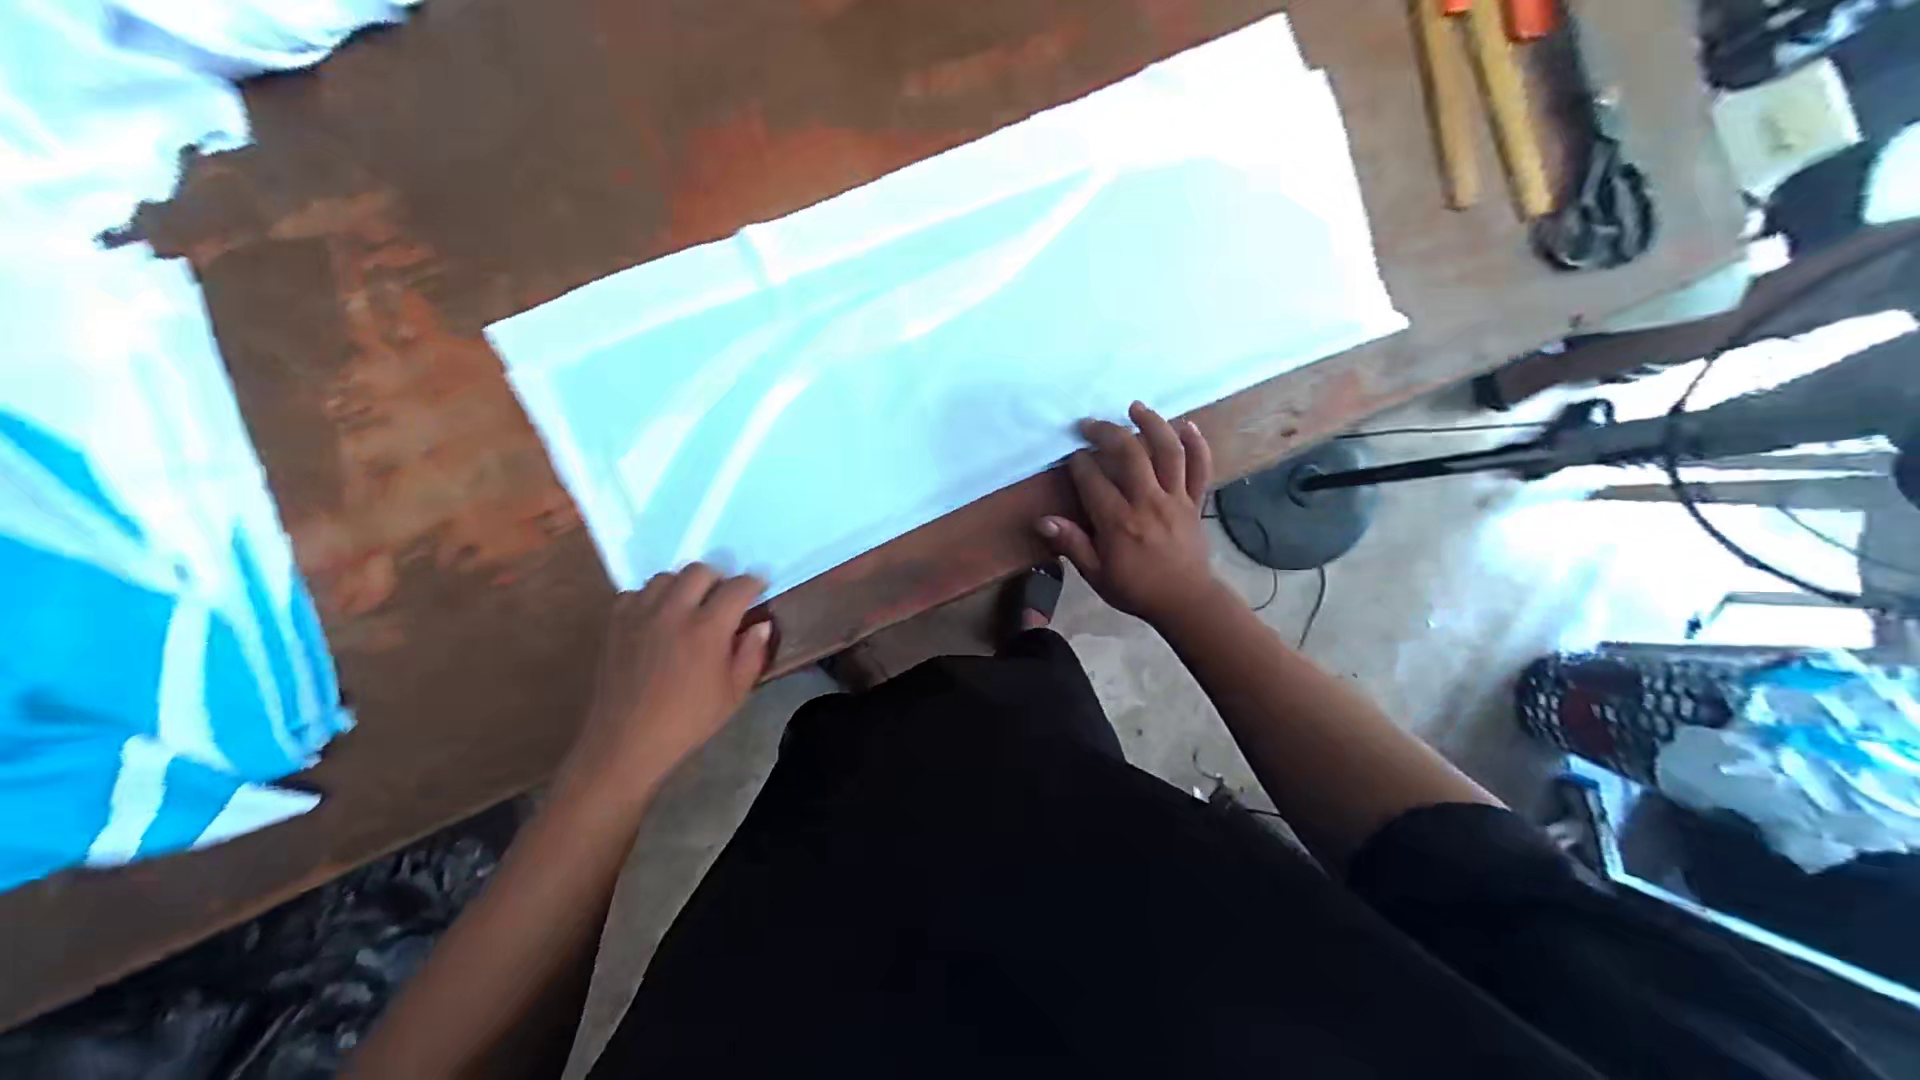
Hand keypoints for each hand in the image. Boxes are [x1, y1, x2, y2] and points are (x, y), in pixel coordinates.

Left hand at [565, 565, 773, 794]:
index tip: (759, 588)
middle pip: (700, 571)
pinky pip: (636, 592)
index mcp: (708, 629)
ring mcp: (640, 613)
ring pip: (667, 576)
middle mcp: (674, 611)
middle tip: (724, 598)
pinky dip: (652, 598)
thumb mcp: (734, 693)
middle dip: (719, 579)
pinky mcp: (615, 622)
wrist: (626, 741)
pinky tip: (658, 618)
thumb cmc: (688, 720)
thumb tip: (760, 624)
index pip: (738, 587)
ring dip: (684, 585)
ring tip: (690, 606)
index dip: (754, 583)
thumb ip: (752, 653)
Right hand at [1037, 401, 1222, 626]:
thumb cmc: (1135, 589)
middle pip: (1128, 454)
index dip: (1079, 463)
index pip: (1093, 480)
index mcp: (1118, 522)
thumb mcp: (1096, 573)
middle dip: (1106, 433)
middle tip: (1090, 424)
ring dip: (1151, 424)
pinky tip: (1186, 424)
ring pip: (1167, 452)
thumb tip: (1043, 521)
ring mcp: (1175, 499)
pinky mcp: (1195, 501)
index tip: (1072, 457)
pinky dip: (1197, 444)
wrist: (1185, 601)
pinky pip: (1200, 468)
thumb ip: (1072, 543)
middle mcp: (1147, 502)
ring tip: (1135, 407)